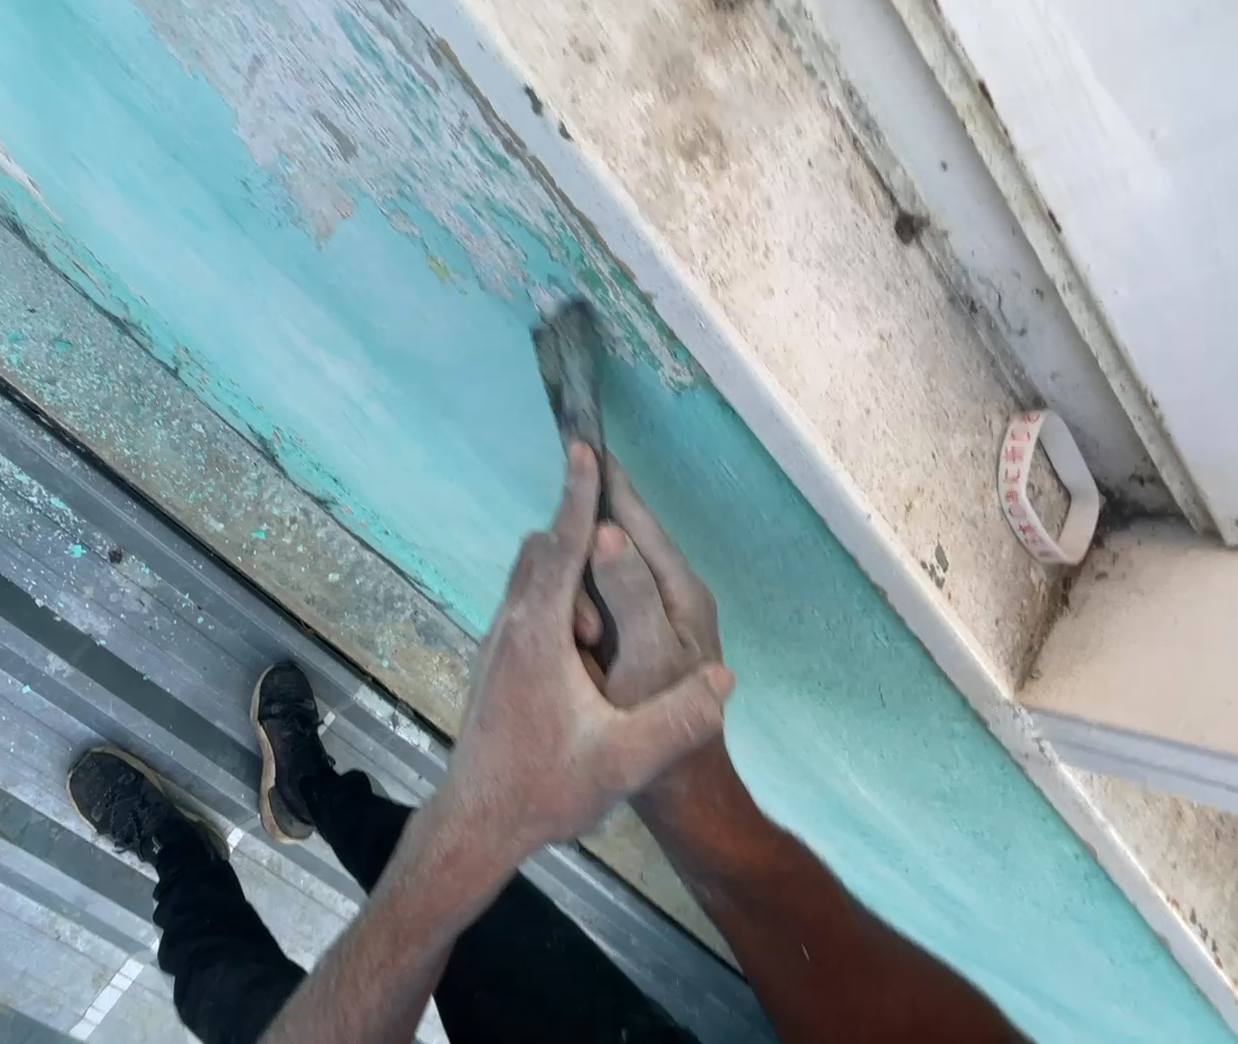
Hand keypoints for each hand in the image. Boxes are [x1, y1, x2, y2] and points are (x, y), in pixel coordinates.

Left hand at [435, 443, 733, 862]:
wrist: (477, 822)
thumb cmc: (544, 790)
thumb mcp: (622, 763)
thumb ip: (678, 719)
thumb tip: (724, 678)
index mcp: (539, 635)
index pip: (564, 546)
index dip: (580, 495)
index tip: (585, 448)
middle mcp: (510, 625)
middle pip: (543, 553)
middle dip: (584, 552)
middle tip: (617, 609)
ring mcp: (494, 641)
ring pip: (530, 579)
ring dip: (570, 585)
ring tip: (603, 643)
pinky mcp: (491, 659)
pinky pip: (524, 604)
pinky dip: (555, 606)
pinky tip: (582, 657)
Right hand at [573, 456, 723, 707]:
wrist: (679, 791)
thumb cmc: (667, 725)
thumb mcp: (649, 659)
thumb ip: (631, 596)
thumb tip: (606, 532)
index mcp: (678, 590)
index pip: (641, 523)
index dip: (612, 486)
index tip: (584, 445)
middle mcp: (666, 594)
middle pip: (618, 543)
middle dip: (584, 549)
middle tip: (568, 582)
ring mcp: (648, 617)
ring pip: (602, 574)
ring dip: (577, 584)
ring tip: (567, 617)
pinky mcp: (629, 638)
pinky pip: (596, 603)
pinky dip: (575, 603)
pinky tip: (558, 615)